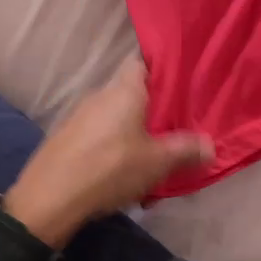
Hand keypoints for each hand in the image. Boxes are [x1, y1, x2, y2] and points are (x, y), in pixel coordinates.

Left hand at [4, 57, 212, 248]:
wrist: (48, 199)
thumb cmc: (109, 168)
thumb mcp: (157, 162)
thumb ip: (186, 150)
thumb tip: (211, 146)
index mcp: (124, 90)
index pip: (144, 62)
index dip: (163, 69)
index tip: (183, 85)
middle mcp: (100, 95)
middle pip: (133, 93)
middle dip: (154, 110)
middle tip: (177, 129)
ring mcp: (79, 116)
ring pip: (117, 118)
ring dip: (135, 134)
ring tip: (154, 160)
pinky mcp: (66, 139)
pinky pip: (100, 136)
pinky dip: (115, 149)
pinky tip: (125, 176)